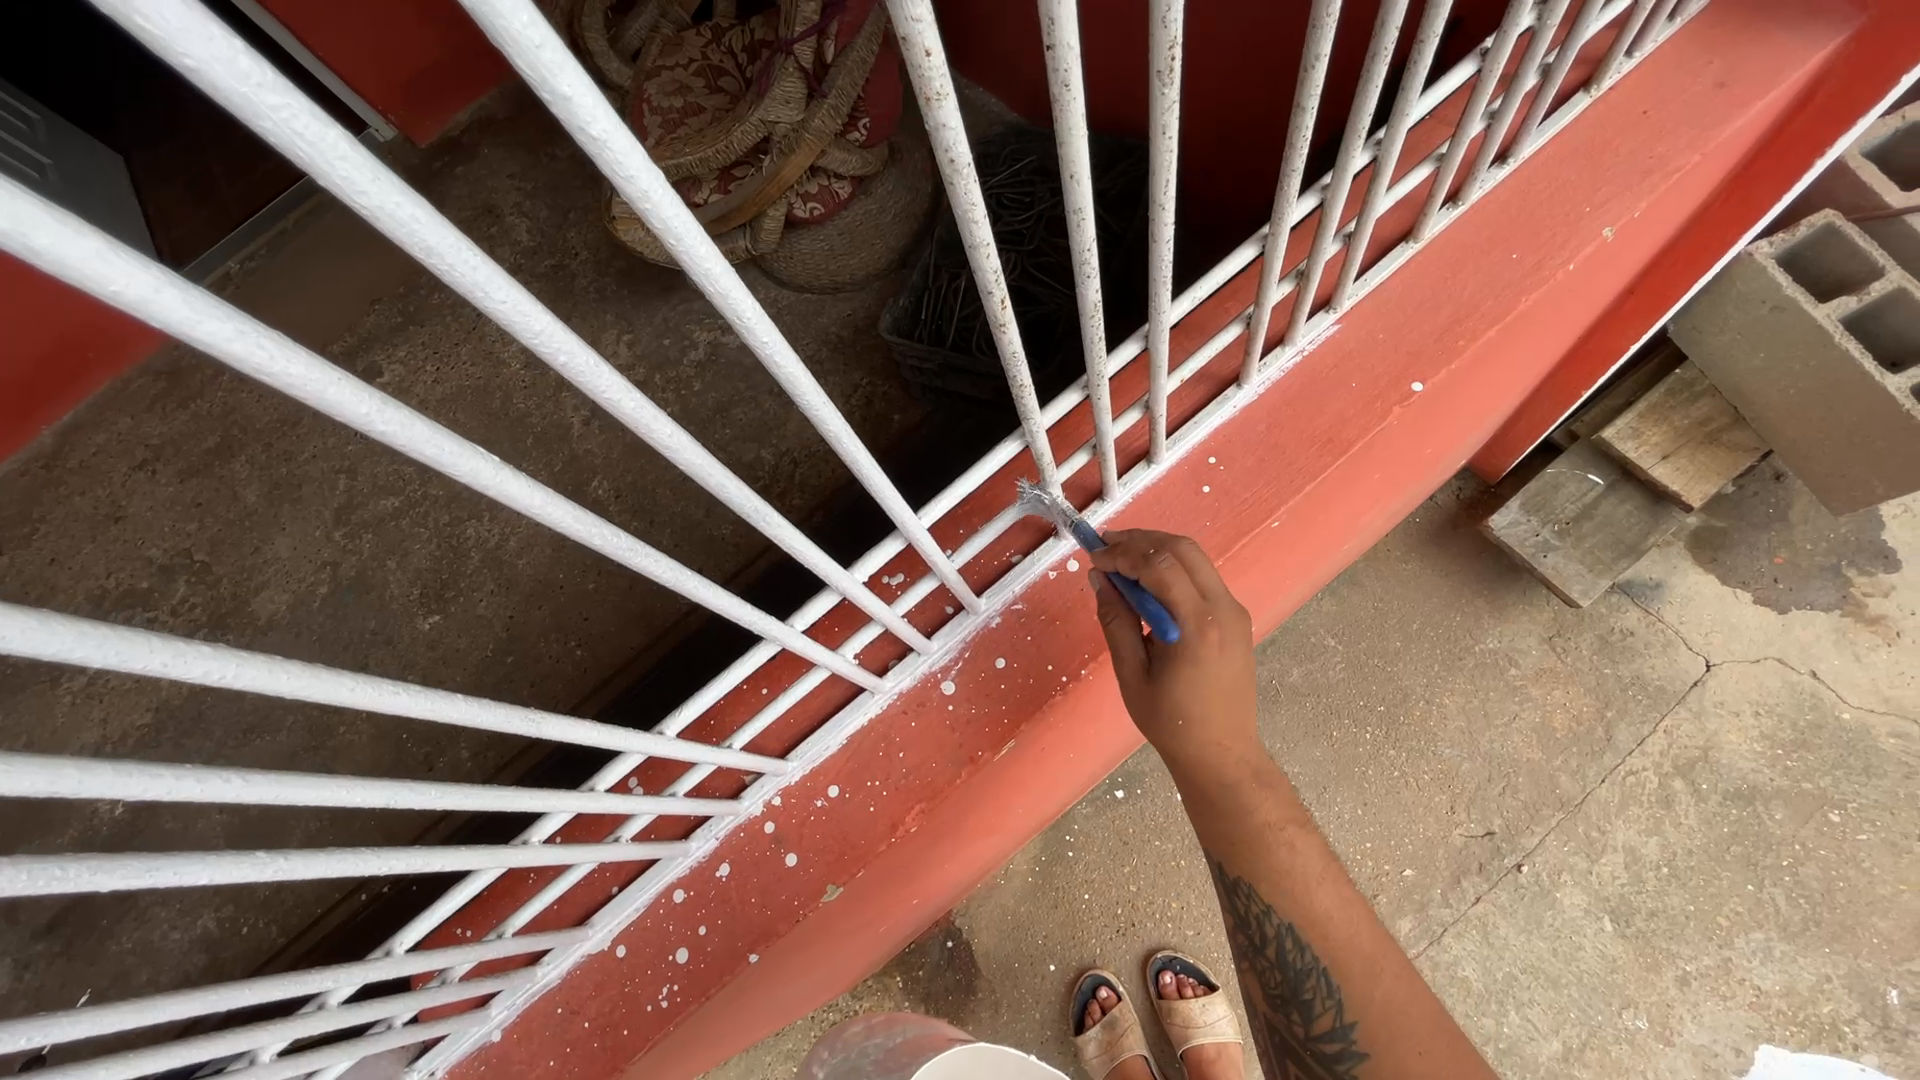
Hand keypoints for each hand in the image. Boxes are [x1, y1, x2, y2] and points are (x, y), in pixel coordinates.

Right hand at [1088, 530, 1260, 777]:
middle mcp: (1223, 608)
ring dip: (1156, 550)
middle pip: (1182, 549)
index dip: (1123, 554)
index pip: (1160, 565)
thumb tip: (1099, 578)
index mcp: (1197, 625)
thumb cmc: (1171, 721)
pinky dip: (1172, 568)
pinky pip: (1202, 577)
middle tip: (1105, 546)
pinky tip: (1146, 583)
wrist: (1222, 752)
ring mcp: (1234, 611)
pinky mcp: (1235, 618)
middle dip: (1140, 540)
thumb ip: (1116, 620)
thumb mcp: (1131, 673)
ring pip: (1195, 558)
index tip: (1094, 557)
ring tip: (1120, 559)